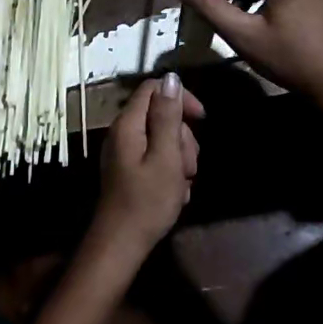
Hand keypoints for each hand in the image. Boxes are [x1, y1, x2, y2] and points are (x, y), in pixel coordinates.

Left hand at [95, 74, 204, 250]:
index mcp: (129, 125)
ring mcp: (127, 152)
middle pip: (162, 115)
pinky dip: (172, 172)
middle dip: (183, 138)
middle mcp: (124, 133)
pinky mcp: (132, 169)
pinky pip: (158, 158)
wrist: (122, 245)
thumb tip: (171, 78)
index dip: (180, 98)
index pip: (154, 88)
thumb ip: (168, 117)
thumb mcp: (165, 157)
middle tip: (189, 167)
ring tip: (183, 184)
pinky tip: (176, 193)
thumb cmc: (147, 201)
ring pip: (164, 139)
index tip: (200, 119)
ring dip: (181, 159)